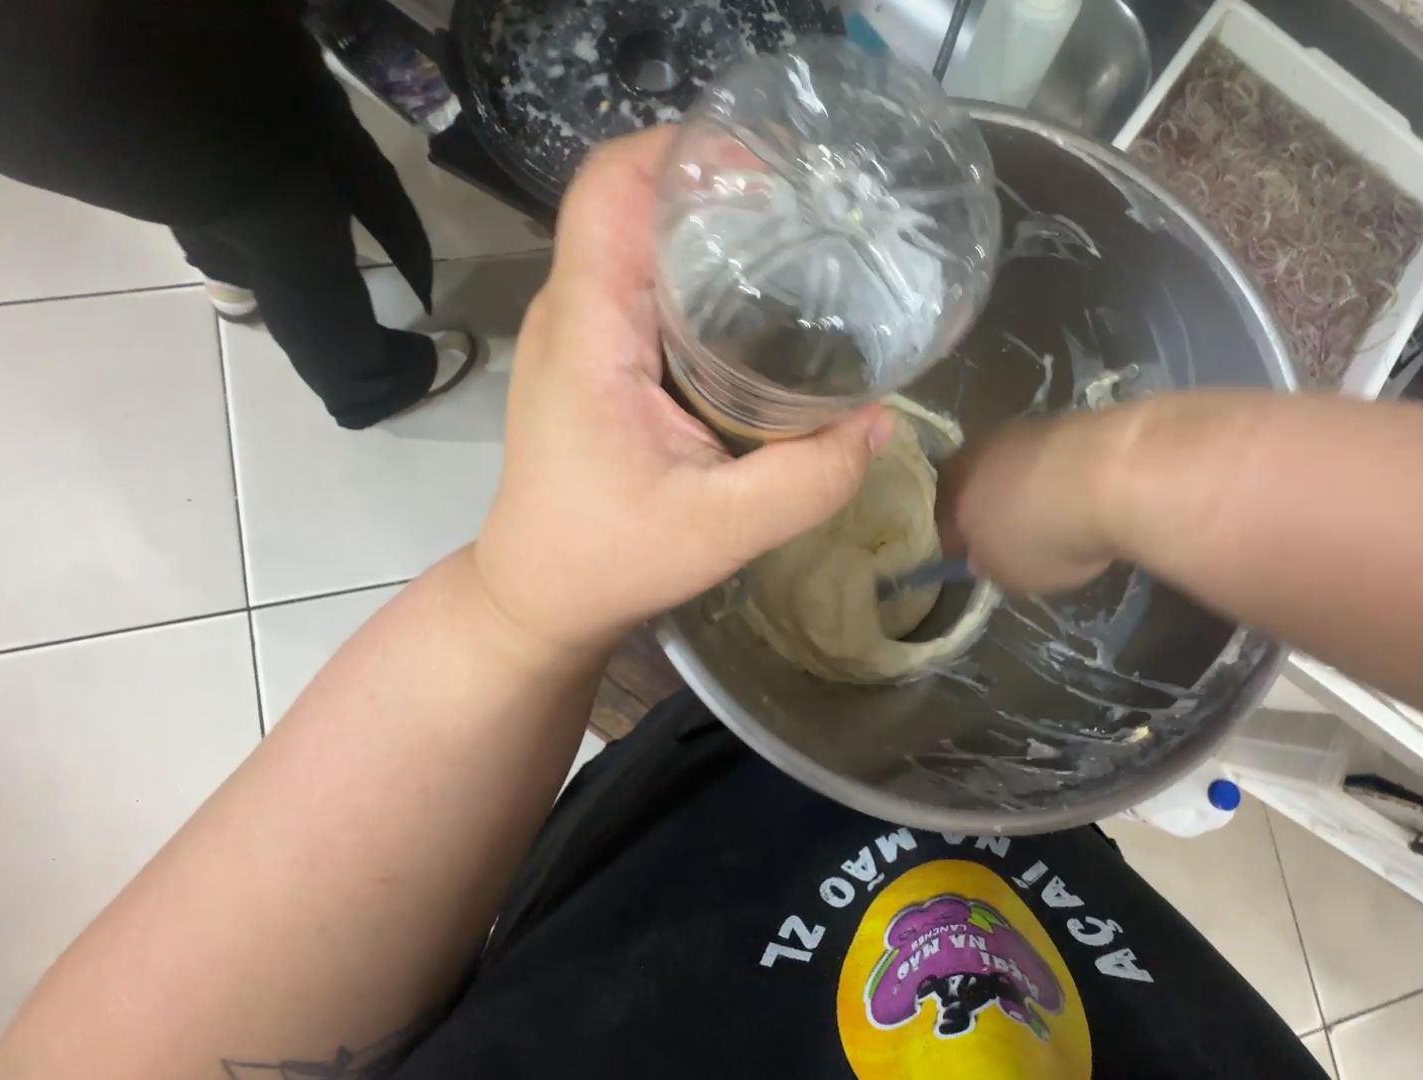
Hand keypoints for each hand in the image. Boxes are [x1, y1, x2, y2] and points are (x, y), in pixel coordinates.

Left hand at [472, 128, 894, 658]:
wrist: (539, 594)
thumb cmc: (610, 560)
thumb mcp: (721, 529)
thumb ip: (809, 480)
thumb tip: (882, 420)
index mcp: (588, 331)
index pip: (610, 188)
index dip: (682, 150)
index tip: (768, 165)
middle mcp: (574, 313)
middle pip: (634, 204)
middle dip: (718, 188)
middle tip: (810, 210)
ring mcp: (577, 333)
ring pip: (641, 243)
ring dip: (711, 233)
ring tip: (795, 248)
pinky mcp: (592, 358)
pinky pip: (644, 287)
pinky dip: (699, 279)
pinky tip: (758, 312)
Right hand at [936, 409, 1124, 593]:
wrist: (1113, 475)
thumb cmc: (1044, 535)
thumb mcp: (1011, 574)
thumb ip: (991, 565)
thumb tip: (982, 556)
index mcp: (952, 489)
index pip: (943, 519)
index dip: (959, 542)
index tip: (975, 559)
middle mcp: (977, 451)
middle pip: (976, 484)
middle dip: (990, 507)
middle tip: (1011, 534)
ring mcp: (1023, 429)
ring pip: (1014, 465)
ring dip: (1026, 486)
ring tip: (1054, 513)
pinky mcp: (1067, 418)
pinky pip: (1052, 456)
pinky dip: (1061, 474)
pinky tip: (1083, 495)